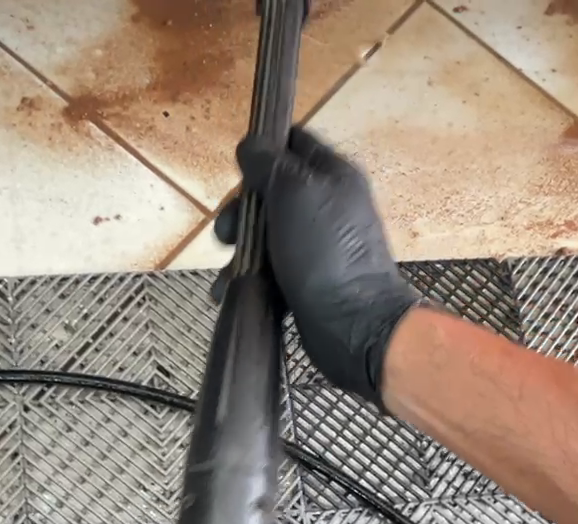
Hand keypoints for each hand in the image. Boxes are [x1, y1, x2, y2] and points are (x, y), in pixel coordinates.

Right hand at [218, 126, 419, 406]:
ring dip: (237, 252)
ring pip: (262, 235)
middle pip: (268, 193)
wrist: (351, 325)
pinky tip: (229, 292)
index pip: (290, 144)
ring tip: (225, 275)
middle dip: (240, 211)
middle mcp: (324, 207)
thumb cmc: (324, 253)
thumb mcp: (295, 192)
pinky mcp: (303, 282)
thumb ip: (268, 163)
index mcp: (331, 175)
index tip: (239, 175)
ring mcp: (314, 247)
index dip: (260, 154)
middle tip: (226, 235)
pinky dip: (246, 279)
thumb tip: (249, 146)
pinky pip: (267, 271)